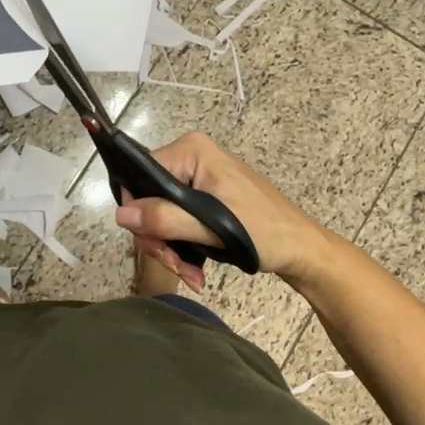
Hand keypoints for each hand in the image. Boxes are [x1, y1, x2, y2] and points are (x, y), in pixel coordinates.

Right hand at [115, 132, 329, 290]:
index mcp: (191, 151)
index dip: (139, 212)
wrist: (301, 248)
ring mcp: (197, 174)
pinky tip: (194, 268)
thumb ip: (166, 218)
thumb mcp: (212, 228)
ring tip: (190, 273)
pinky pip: (176, 216)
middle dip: (159, 238)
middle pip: (149, 197)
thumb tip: (122, 214)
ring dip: (170, 247)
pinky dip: (181, 243)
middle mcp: (190, 155)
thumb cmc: (264, 233)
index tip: (155, 246)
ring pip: (160, 212)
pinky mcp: (202, 193)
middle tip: (177, 267)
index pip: (140, 175)